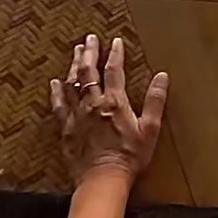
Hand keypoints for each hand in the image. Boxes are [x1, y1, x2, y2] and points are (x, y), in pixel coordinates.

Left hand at [50, 34, 169, 186]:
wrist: (103, 179)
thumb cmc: (130, 156)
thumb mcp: (150, 128)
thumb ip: (155, 101)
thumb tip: (162, 76)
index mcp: (114, 101)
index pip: (114, 70)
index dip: (115, 53)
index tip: (115, 40)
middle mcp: (93, 103)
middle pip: (89, 72)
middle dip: (90, 52)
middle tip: (90, 38)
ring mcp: (77, 115)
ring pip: (72, 84)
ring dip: (75, 66)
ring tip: (76, 52)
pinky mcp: (66, 128)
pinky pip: (58, 105)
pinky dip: (57, 92)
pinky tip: (55, 82)